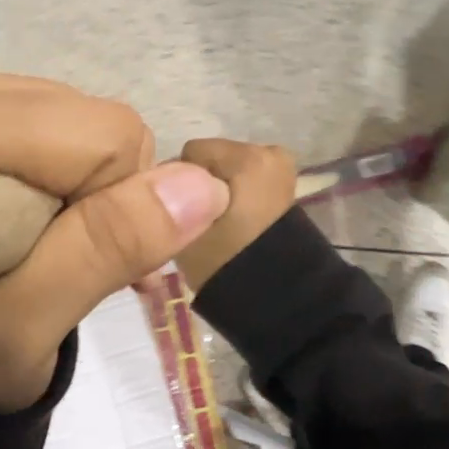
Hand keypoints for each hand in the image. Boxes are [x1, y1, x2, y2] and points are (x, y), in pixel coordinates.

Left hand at [0, 63, 230, 411]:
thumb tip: (203, 187)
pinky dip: (72, 181)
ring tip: (43, 251)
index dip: (112, 213)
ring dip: (89, 195)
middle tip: (56, 264)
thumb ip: (105, 251)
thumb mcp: (28, 324)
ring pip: (94, 124)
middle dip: (103, 201)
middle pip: (103, 123)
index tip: (64, 267)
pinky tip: (37, 225)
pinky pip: (70, 125)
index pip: (106, 141)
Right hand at [172, 139, 299, 290]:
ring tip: (221, 228)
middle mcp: (271, 153)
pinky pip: (246, 182)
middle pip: (212, 159)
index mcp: (249, 157)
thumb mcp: (183, 233)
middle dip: (202, 185)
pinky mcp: (285, 186)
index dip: (179, 184)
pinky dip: (237, 197)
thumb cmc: (225, 264)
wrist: (276, 295)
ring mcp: (282, 169)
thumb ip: (167, 198)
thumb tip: (163, 180)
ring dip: (218, 193)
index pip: (190, 153)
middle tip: (203, 225)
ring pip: (228, 171)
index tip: (185, 217)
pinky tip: (236, 224)